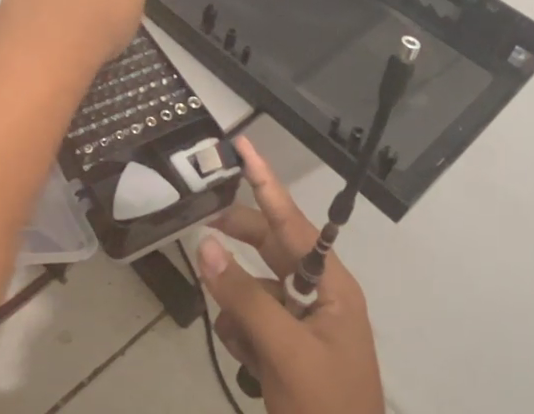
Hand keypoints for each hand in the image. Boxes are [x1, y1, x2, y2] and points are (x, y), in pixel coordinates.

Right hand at [198, 138, 383, 413]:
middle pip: (268, 248)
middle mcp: (317, 296)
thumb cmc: (326, 406)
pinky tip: (251, 365)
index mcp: (331, 287)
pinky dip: (240, 336)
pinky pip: (249, 320)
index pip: (291, 220)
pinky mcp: (284, 347)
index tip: (242, 145)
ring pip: (251, 288)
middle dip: (238, 245)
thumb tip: (206, 245)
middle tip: (202, 230)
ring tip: (250, 350)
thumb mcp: (285, 351)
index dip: (264, 181)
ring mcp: (301, 323)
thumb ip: (244, 296)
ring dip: (238, 311)